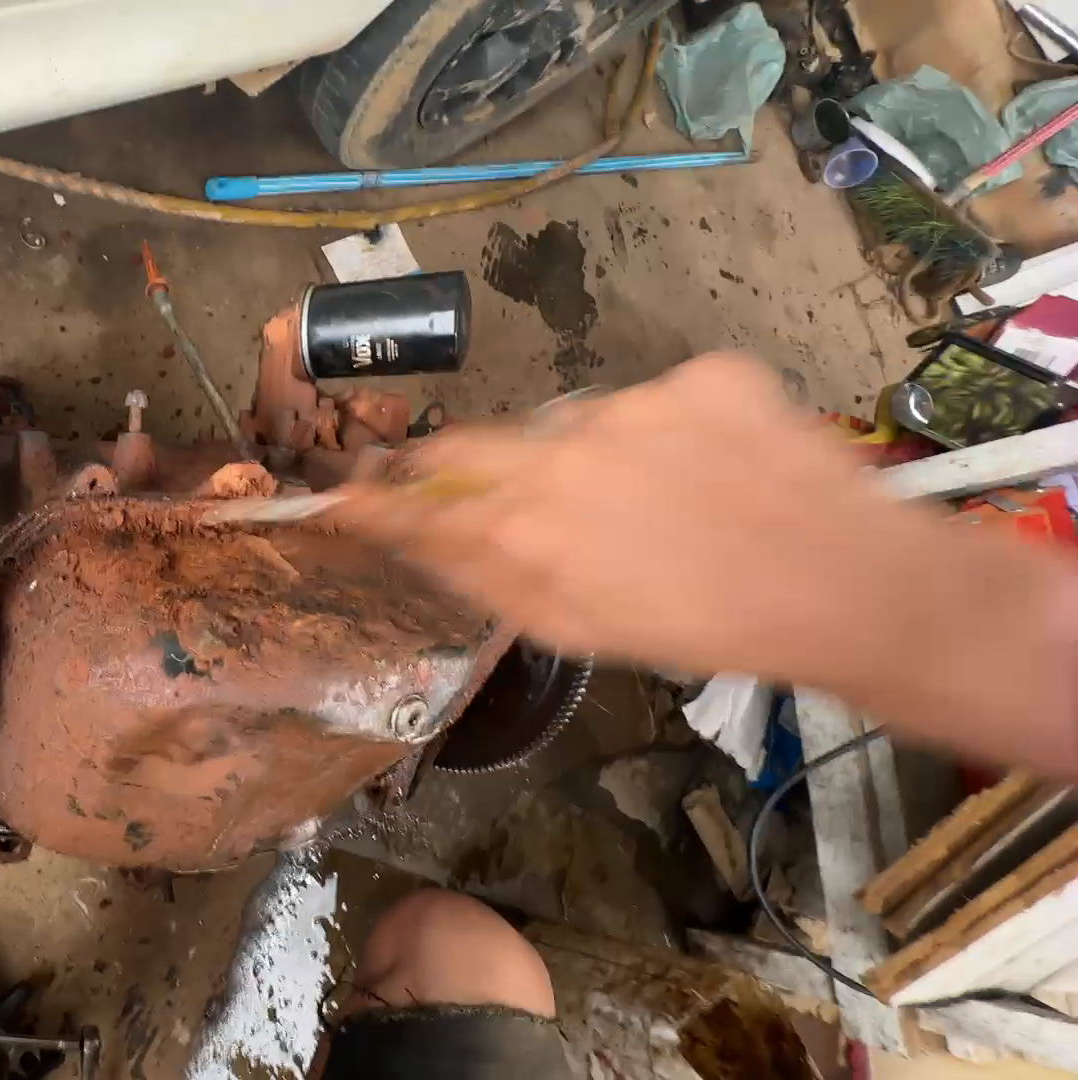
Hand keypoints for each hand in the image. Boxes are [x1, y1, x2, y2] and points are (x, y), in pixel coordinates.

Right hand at [326, 354, 944, 682]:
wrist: (850, 588)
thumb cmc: (695, 625)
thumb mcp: (569, 628)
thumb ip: (480, 579)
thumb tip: (417, 543)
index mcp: (524, 531)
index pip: (413, 506)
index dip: (369, 501)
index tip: (341, 494)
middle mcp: (560, 457)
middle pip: (462, 443)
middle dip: (445, 463)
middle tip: (469, 483)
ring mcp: (631, 406)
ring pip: (557, 423)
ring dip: (570, 455)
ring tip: (633, 494)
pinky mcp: (699, 376)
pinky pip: (640, 400)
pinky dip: (649, 431)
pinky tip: (694, 465)